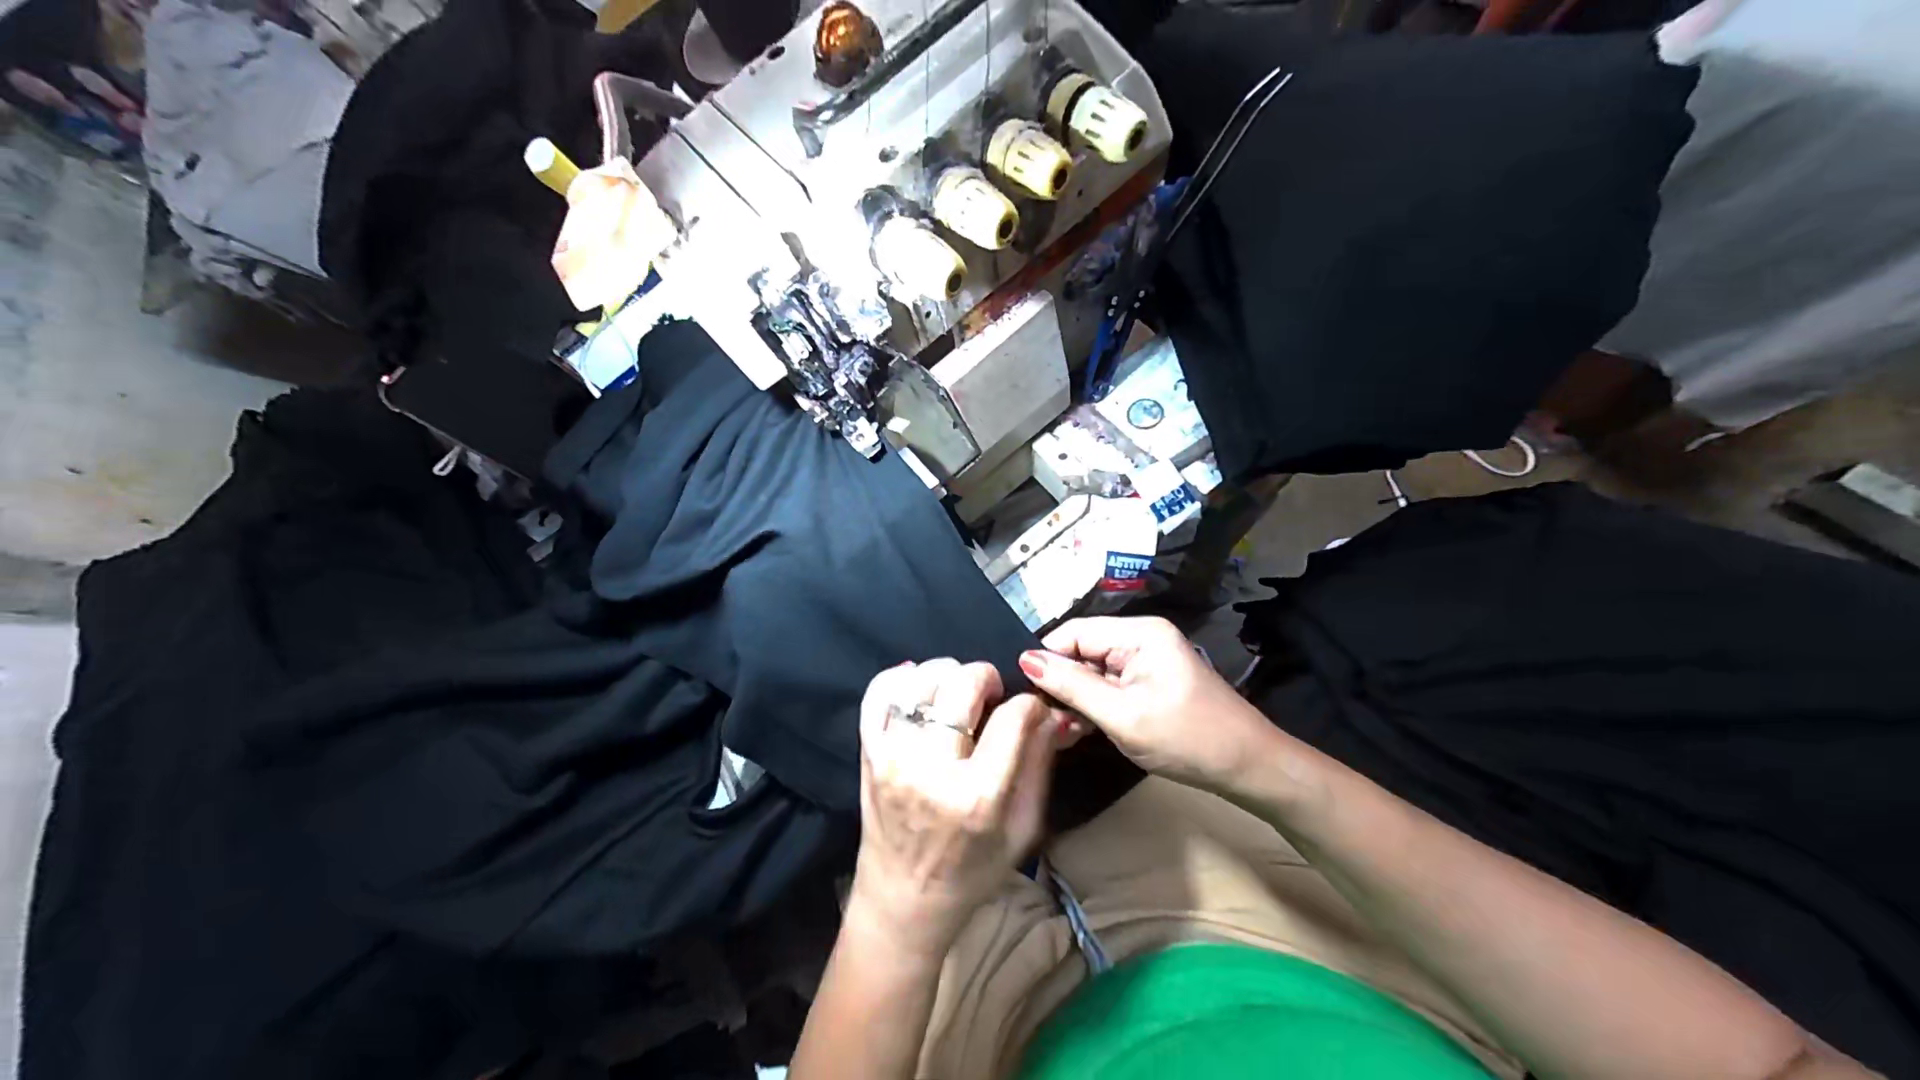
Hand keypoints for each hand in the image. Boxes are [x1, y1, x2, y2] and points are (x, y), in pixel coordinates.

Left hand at [849, 659, 1062, 958]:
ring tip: (956, 697)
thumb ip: (1039, 764)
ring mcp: (892, 757)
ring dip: (946, 676)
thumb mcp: (1023, 829)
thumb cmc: (972, 870)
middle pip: (962, 685)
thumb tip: (1051, 711)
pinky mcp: (868, 753)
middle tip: (990, 698)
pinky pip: (878, 693)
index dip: (1029, 703)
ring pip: (920, 680)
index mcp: (978, 796)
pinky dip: (900, 678)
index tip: (1030, 709)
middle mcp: (931, 770)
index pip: (1012, 717)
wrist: (903, 899)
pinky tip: (920, 690)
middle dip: (986, 678)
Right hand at [1018, 616, 1283, 793]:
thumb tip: (1025, 660)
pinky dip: (1095, 706)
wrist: (1249, 768)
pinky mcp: (1150, 681)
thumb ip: (1072, 686)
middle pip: (1081, 651)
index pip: (1072, 633)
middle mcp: (1141, 638)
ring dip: (1077, 699)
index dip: (1046, 660)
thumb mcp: (1122, 715)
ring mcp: (1147, 660)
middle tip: (1047, 721)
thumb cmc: (1187, 738)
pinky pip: (1110, 685)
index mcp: (1138, 633)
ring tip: (1065, 730)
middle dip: (1062, 684)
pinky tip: (1084, 729)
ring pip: (1092, 671)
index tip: (1027, 695)